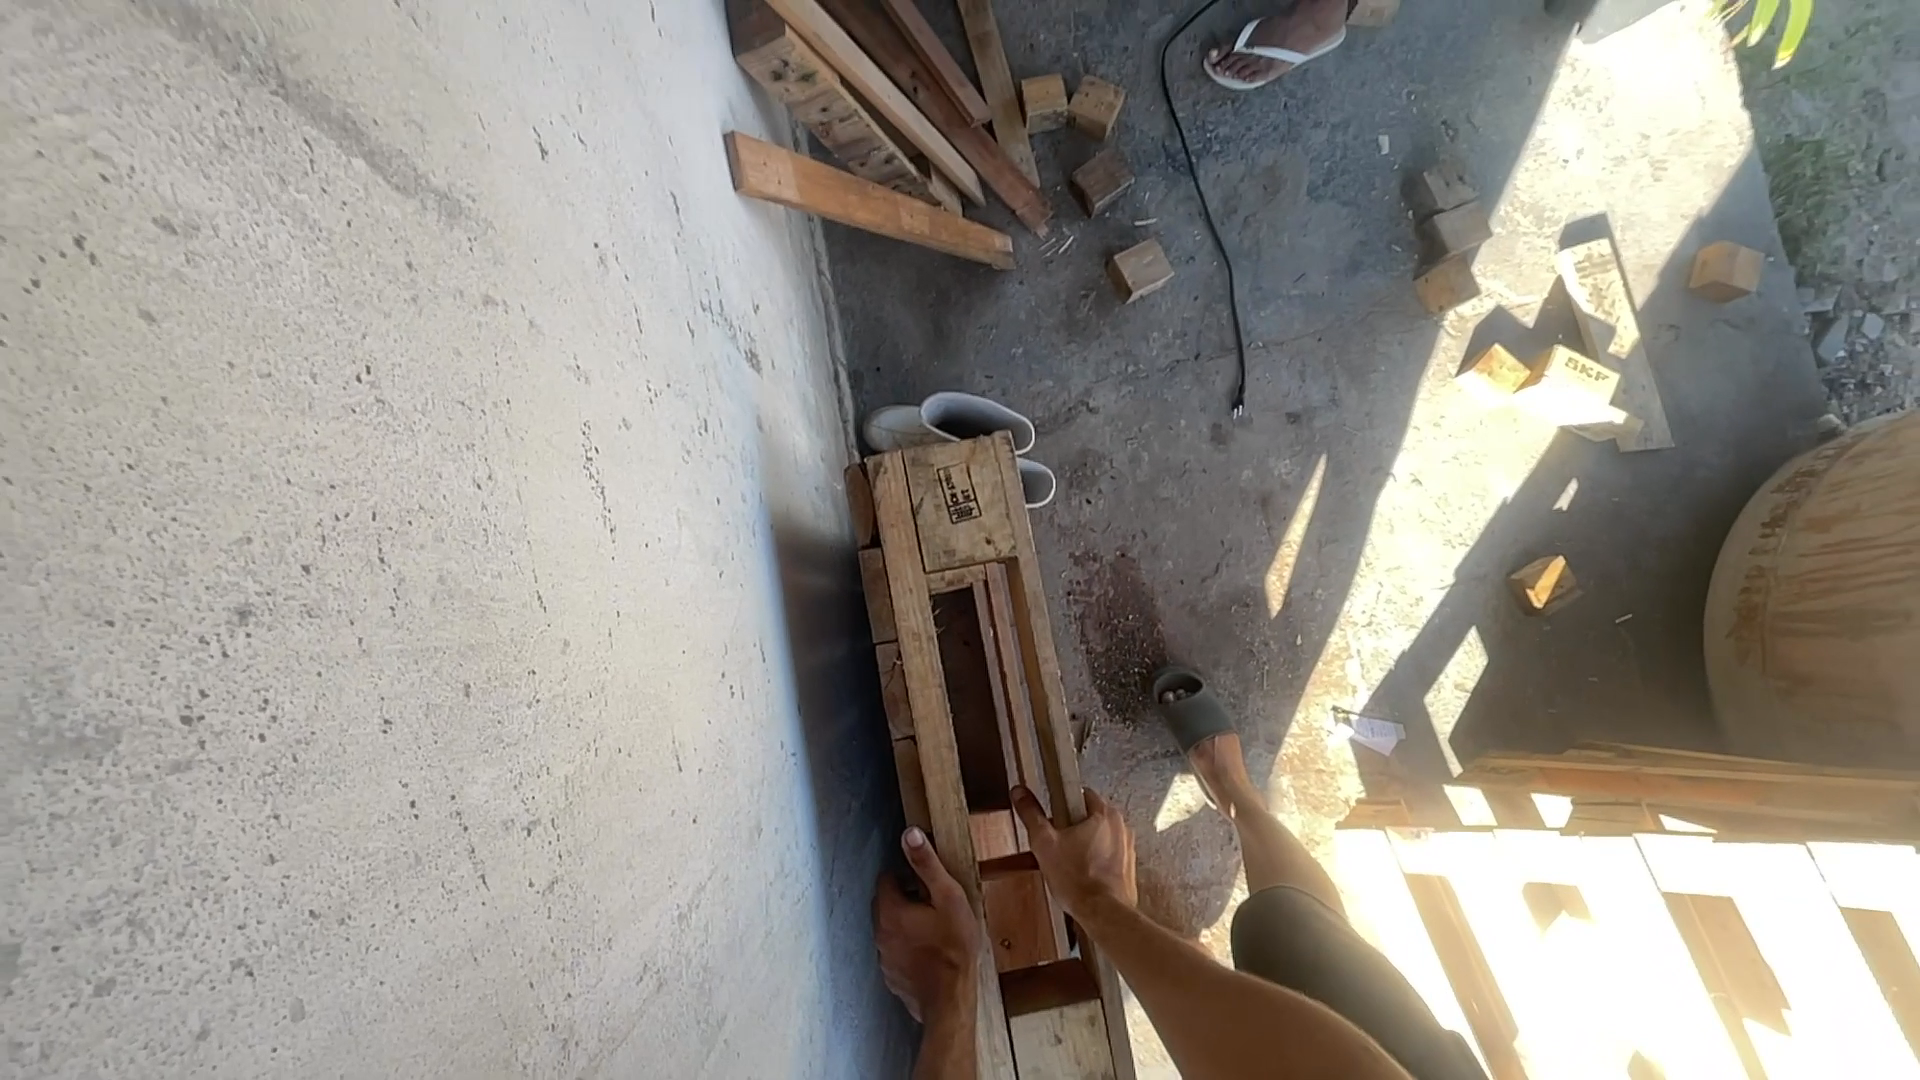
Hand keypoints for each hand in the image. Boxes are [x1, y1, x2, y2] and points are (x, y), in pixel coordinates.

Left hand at [873, 826, 978, 1021]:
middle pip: (885, 903)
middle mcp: (880, 933)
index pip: (886, 879)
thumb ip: (927, 864)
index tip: (926, 882)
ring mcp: (885, 959)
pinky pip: (896, 951)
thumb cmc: (953, 947)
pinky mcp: (892, 978)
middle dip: (905, 898)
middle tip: (932, 903)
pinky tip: (930, 951)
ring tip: (933, 927)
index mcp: (890, 911)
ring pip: (890, 928)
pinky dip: (908, 947)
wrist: (951, 1001)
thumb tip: (909, 833)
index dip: (906, 875)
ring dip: (906, 923)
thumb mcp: (948, 897)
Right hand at [1011, 785, 1135, 920]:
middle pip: (1091, 816)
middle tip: (1058, 843)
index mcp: (1104, 813)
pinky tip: (1082, 874)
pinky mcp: (1129, 868)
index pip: (1081, 794)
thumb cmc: (1077, 880)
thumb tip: (1019, 792)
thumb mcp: (1044, 843)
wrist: (1103, 915)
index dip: (1063, 804)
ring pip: (1100, 836)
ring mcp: (1128, 848)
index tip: (1053, 818)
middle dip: (1074, 827)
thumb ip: (1031, 814)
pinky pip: (1109, 855)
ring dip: (1086, 844)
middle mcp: (1121, 826)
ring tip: (1069, 862)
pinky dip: (1097, 860)